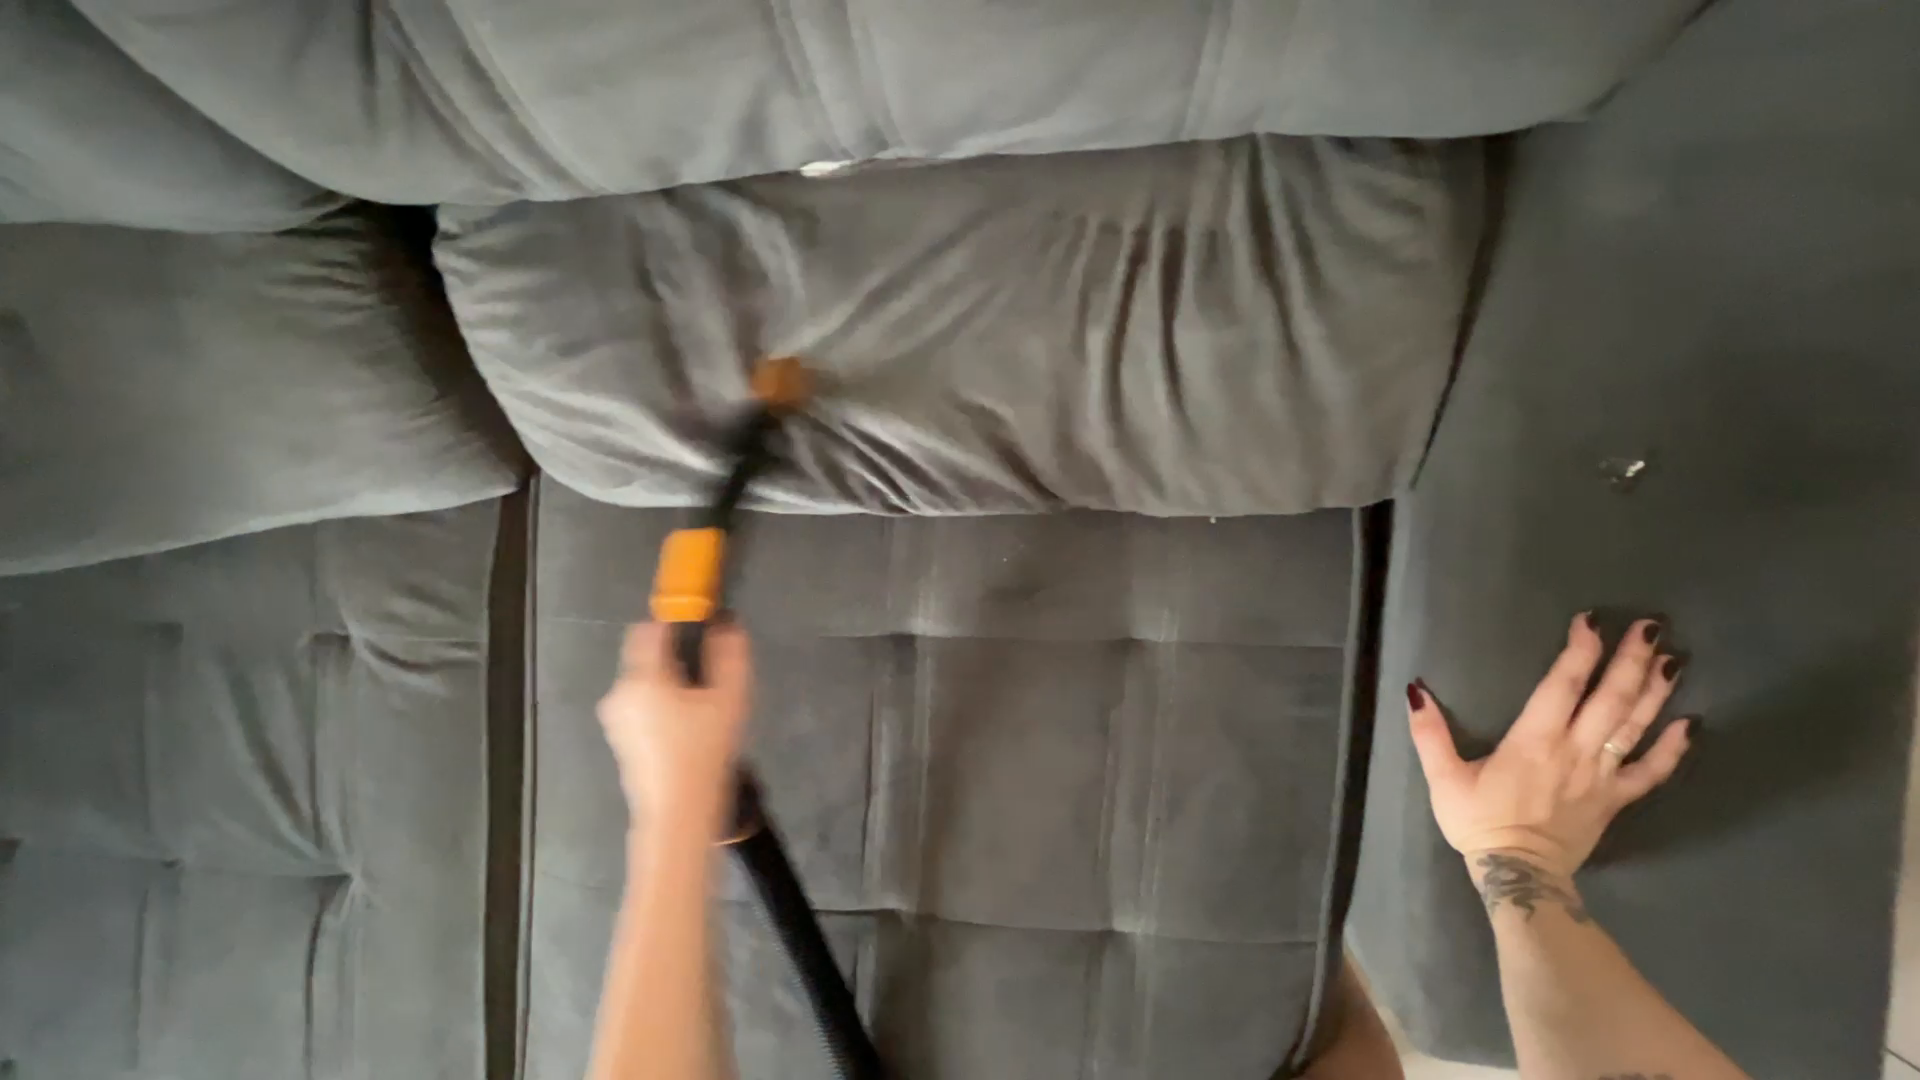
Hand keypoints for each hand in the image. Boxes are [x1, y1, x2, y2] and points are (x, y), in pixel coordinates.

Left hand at [597, 620, 752, 819]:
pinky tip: (687, 730)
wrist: (678, 814)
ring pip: (645, 684)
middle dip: (677, 658)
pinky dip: (662, 707)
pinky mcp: (620, 740)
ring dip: (670, 684)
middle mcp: (620, 693)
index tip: (699, 626)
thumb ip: (730, 654)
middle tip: (709, 677)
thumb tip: (727, 624)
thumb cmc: (704, 752)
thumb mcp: (730, 698)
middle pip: (647, 656)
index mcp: (642, 677)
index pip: (649, 628)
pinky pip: (642, 706)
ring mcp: (616, 719)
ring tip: (702, 708)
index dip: (674, 620)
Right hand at [1406, 613, 1693, 879]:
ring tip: (1672, 658)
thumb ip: (1429, 732)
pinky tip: (1689, 723)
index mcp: (1534, 740)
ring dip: (1655, 690)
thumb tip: (1416, 690)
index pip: (1563, 685)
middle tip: (1650, 627)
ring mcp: (1602, 776)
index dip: (1579, 650)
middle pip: (1610, 698)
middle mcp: (1576, 750)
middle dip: (1631, 659)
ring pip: (1635, 726)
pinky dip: (1674, 746)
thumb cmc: (1477, 820)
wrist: (1518, 874)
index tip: (1590, 621)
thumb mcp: (1442, 776)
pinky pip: (1653, 771)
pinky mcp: (1616, 799)